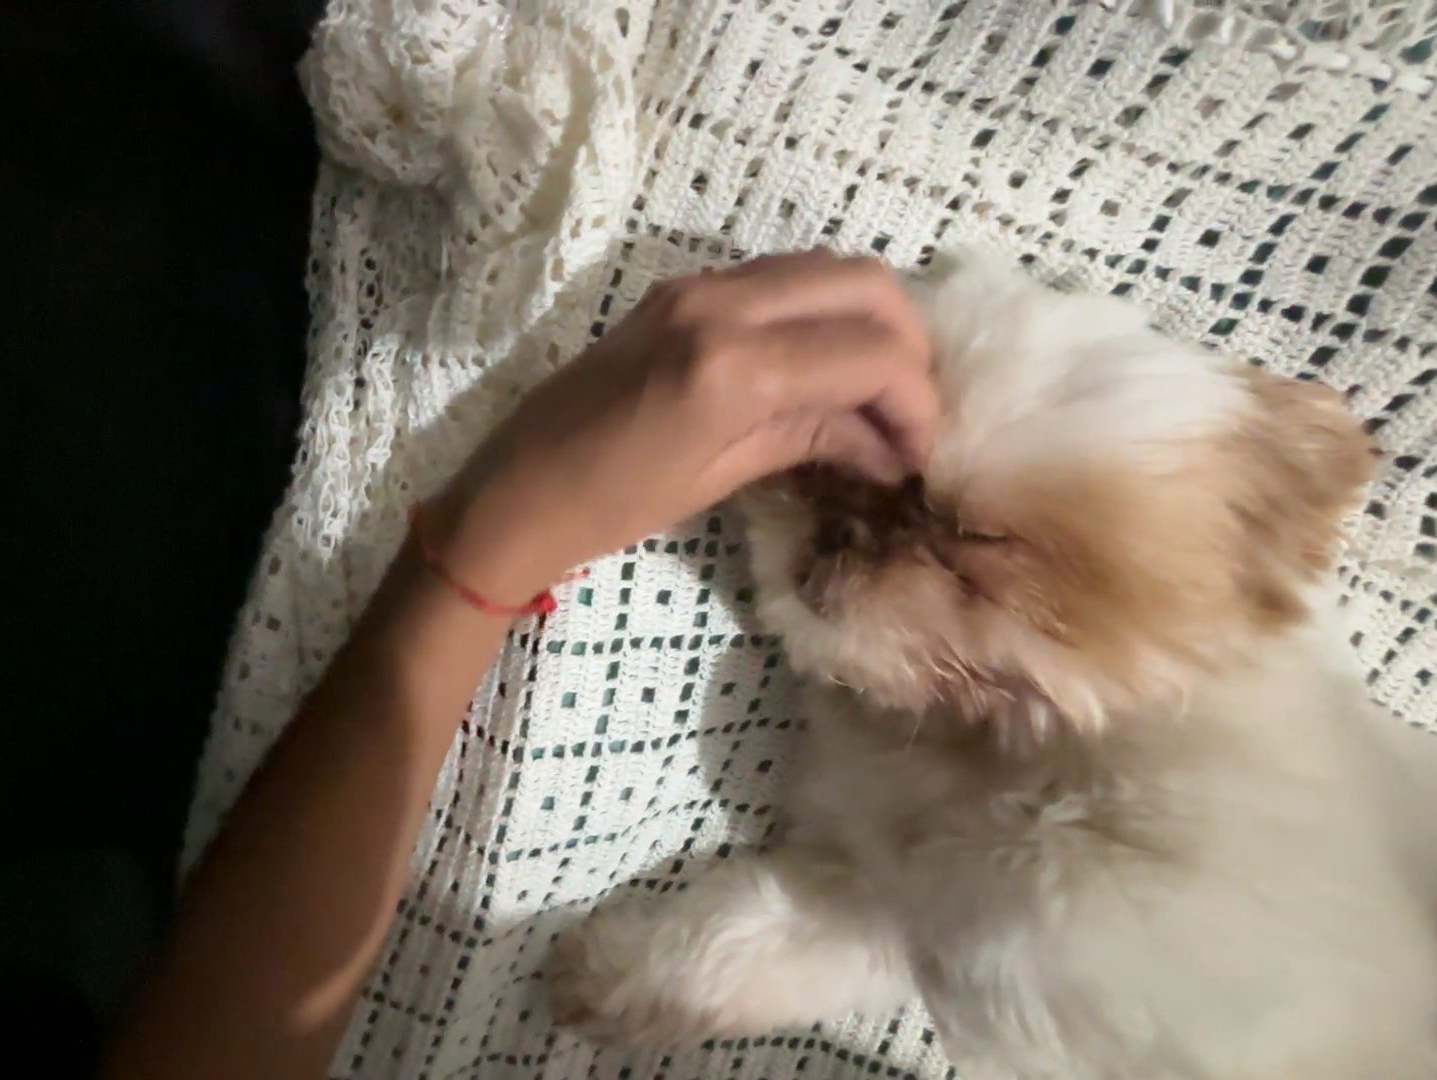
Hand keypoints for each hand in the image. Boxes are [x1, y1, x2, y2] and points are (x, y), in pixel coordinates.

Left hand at [425, 249, 937, 603]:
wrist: (517, 489)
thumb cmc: (612, 506)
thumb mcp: (721, 476)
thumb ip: (811, 438)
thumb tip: (888, 445)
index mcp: (732, 366)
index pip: (871, 352)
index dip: (916, 401)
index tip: (920, 451)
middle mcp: (721, 303)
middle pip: (863, 283)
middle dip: (904, 346)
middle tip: (903, 413)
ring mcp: (695, 286)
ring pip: (822, 269)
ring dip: (863, 323)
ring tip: (866, 395)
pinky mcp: (678, 289)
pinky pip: (776, 281)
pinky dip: (816, 315)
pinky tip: (816, 371)